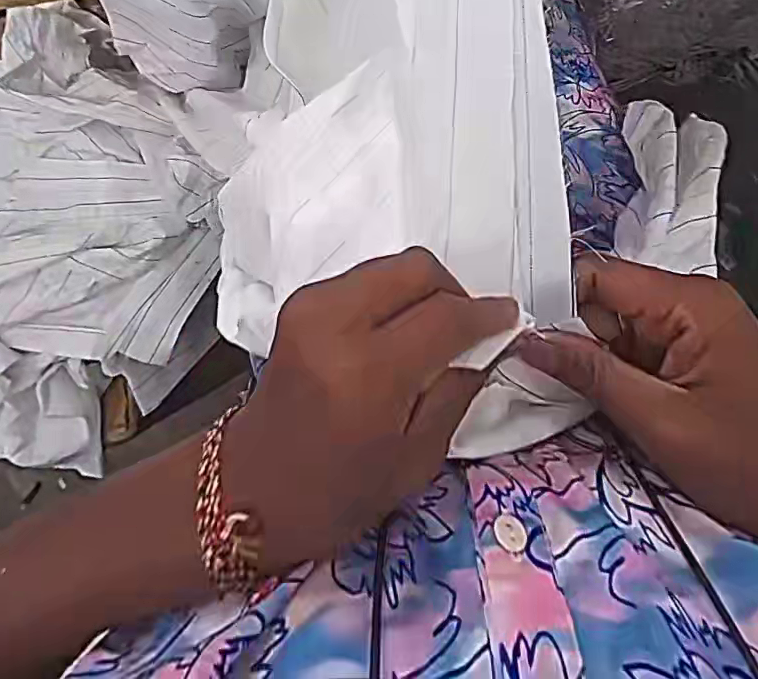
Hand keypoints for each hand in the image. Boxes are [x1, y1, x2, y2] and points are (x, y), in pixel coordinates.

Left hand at [223, 247, 517, 570]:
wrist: (250, 488)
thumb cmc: (335, 492)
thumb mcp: (416, 459)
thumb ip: (458, 390)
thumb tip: (486, 344)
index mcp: (367, 372)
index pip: (445, 316)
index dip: (485, 314)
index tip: (507, 318)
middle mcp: (335, 323)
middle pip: (418, 268)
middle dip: (454, 291)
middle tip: (468, 326)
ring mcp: (312, 304)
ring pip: (393, 265)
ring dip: (424, 289)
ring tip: (434, 329)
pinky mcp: (301, 301)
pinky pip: (368, 276)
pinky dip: (394, 293)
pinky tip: (398, 329)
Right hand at [515, 256, 757, 547]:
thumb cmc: (748, 466)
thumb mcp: (660, 421)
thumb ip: (591, 373)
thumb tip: (528, 340)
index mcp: (691, 300)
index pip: (601, 274)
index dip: (558, 302)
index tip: (522, 337)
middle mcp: (693, 299)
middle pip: (608, 298)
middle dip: (578, 336)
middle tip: (545, 375)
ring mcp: (696, 324)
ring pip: (619, 324)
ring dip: (598, 358)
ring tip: (579, 393)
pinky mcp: (695, 349)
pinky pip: (638, 346)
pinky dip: (619, 370)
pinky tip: (613, 400)